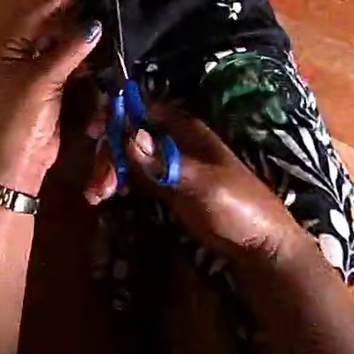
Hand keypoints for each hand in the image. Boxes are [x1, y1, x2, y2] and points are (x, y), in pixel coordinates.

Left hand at [0, 0, 101, 194]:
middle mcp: (19, 56)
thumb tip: (96, 25)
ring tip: (105, 24)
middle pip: (49, 31)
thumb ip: (70, 50)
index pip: (34, 17)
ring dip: (80, 41)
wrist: (19, 161)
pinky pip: (69, 67)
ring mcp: (36, 73)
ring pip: (61, 49)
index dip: (56, 3)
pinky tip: (100, 51)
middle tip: (100, 6)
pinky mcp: (52, 90)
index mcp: (6, 48)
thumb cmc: (21, 115)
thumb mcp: (43, 79)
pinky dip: (83, 60)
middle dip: (72, 21)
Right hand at [85, 103, 303, 262]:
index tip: (93, 131)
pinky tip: (103, 197)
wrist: (260, 247)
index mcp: (185, 128)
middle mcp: (173, 139)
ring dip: (108, 169)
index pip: (143, 107)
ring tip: (95, 196)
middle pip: (128, 132)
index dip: (116, 112)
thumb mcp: (201, 184)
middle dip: (108, 151)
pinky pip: (133, 174)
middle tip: (96, 184)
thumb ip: (163, 161)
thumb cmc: (238, 207)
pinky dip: (116, 181)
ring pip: (127, 153)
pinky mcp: (165, 185)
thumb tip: (129, 134)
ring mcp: (168, 162)